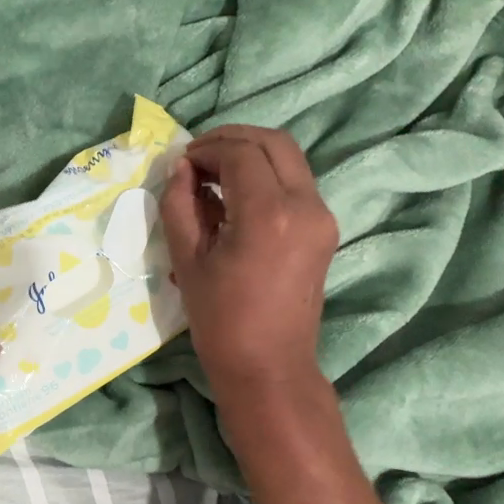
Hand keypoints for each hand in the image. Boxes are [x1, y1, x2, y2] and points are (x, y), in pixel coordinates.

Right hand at [161, 126, 336, 393]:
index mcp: (268, 214)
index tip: (179, 161)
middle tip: (196, 156)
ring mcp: (321, 216)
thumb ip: (180, 205)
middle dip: (232, 139)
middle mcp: (305, 205)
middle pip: (274, 143)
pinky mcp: (324, 228)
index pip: (241, 153)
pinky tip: (231, 195)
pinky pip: (294, 182)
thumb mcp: (186, 259)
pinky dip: (262, 174)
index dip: (206, 148)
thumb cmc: (219, 317)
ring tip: (209, 174)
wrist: (268, 363)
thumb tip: (180, 168)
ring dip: (248, 154)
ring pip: (288, 158)